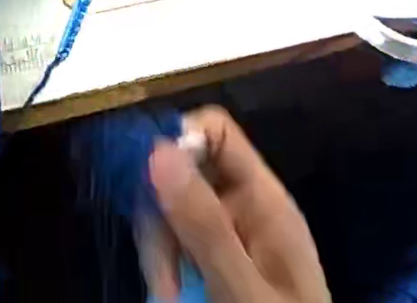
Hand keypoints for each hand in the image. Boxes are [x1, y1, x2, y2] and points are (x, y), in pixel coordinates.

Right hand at [138, 107, 329, 302]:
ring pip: (170, 210)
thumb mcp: (244, 294)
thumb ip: (204, 225)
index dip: (180, 142)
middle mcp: (243, 207)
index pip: (215, 131)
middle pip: (183, 172)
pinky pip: (173, 246)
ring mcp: (225, 237)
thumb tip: (157, 149)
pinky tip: (169, 298)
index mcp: (264, 199)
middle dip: (162, 218)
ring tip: (169, 299)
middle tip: (164, 282)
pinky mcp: (209, 267)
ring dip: (159, 253)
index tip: (152, 187)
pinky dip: (164, 271)